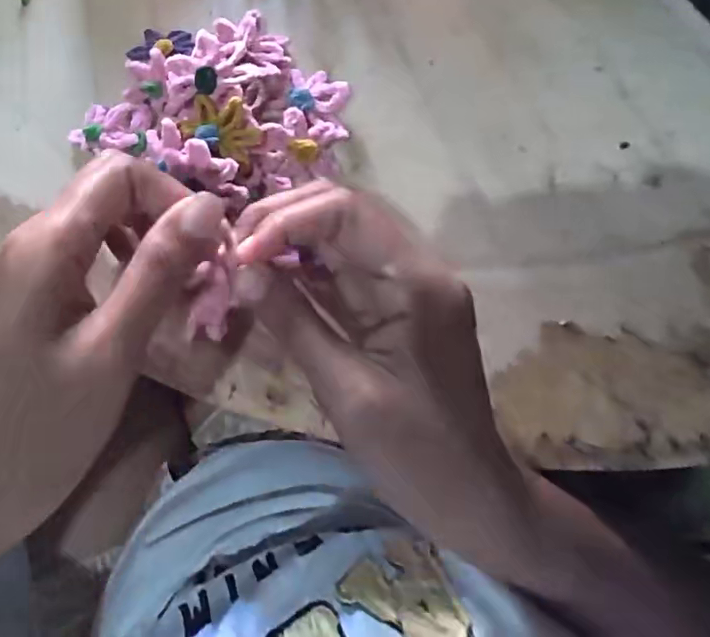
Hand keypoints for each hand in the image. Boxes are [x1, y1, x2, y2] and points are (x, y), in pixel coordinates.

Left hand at [0, 154, 227, 568]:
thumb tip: (209, 205)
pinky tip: (147, 293)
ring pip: (103, 213)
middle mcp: (37, 233)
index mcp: (50, 240)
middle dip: (165, 211)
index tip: (211, 247)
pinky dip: (128, 254)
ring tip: (185, 280)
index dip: (173, 196)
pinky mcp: (36, 285)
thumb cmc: (41, 429)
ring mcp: (32, 259)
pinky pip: (90, 244)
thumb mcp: (112, 350)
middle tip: (204, 264)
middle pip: (112, 185)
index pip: (122, 172)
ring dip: (150, 232)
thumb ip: (159, 270)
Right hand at [233, 181, 543, 580]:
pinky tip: (267, 273)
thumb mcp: (346, 391)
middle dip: (283, 217)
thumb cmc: (417, 455)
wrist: (474, 500)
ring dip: (287, 234)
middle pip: (342, 209)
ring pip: (337, 230)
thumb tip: (241, 272)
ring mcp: (404, 279)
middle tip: (235, 246)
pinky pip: (339, 263)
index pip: (347, 211)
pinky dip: (300, 262)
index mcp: (417, 280)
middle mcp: (415, 264)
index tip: (242, 252)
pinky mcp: (391, 299)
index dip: (287, 219)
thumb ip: (293, 322)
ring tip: (241, 255)